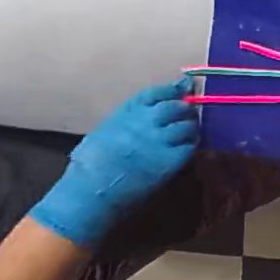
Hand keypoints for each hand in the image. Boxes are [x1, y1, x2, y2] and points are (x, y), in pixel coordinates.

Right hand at [29, 77, 199, 246]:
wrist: (91, 190)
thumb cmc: (88, 166)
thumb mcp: (103, 132)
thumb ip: (124, 121)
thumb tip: (140, 119)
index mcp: (127, 113)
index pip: (156, 93)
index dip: (172, 90)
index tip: (182, 88)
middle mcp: (146, 121)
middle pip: (176, 107)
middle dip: (185, 108)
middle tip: (190, 114)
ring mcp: (159, 140)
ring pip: (187, 126)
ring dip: (191, 127)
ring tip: (190, 132)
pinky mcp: (169, 161)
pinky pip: (189, 147)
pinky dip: (191, 146)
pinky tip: (188, 149)